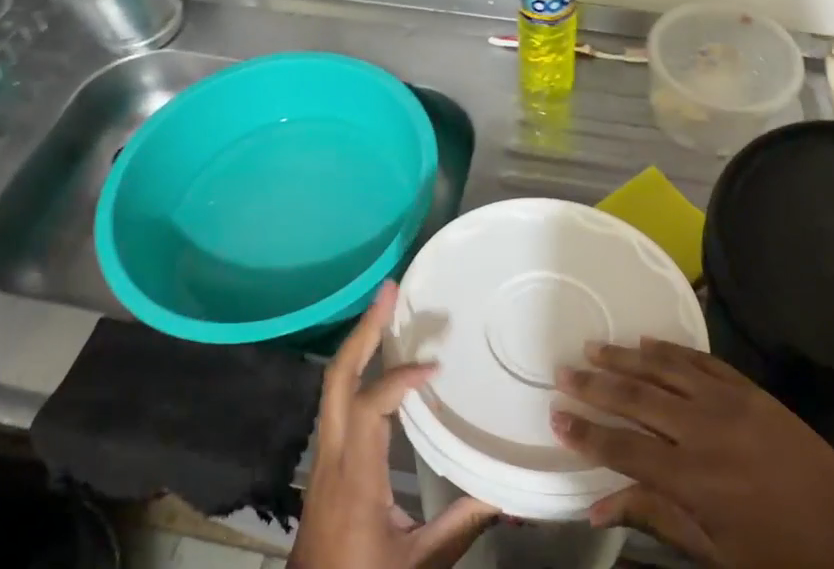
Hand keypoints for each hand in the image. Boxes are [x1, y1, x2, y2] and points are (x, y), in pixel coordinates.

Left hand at [290, 282, 496, 568]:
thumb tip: (508, 494)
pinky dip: (358, 371)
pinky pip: (338, 403)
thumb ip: (462, 525)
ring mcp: (325, 456)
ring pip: (332, 386)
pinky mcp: (327, 463)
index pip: (368, 408)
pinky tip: (380, 363)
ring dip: (358, 345)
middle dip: (363, 331)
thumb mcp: (419, 562)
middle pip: (336, 378)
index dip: (398, 379)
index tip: (434, 367)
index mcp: (354, 476)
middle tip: (389, 291)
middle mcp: (332, 455)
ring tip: (385, 311)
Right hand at [552, 339, 833, 568]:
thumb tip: (595, 508)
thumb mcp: (712, 547)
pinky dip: (671, 350)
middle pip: (636, 399)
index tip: (555, 416)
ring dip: (626, 357)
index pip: (622, 448)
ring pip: (665, 370)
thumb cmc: (777, 553)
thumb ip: (654, 515)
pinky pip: (702, 361)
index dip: (586, 432)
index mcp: (692, 479)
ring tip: (594, 346)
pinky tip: (648, 342)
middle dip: (595, 385)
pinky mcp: (751, 391)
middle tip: (562, 371)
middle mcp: (703, 431)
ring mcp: (730, 404)